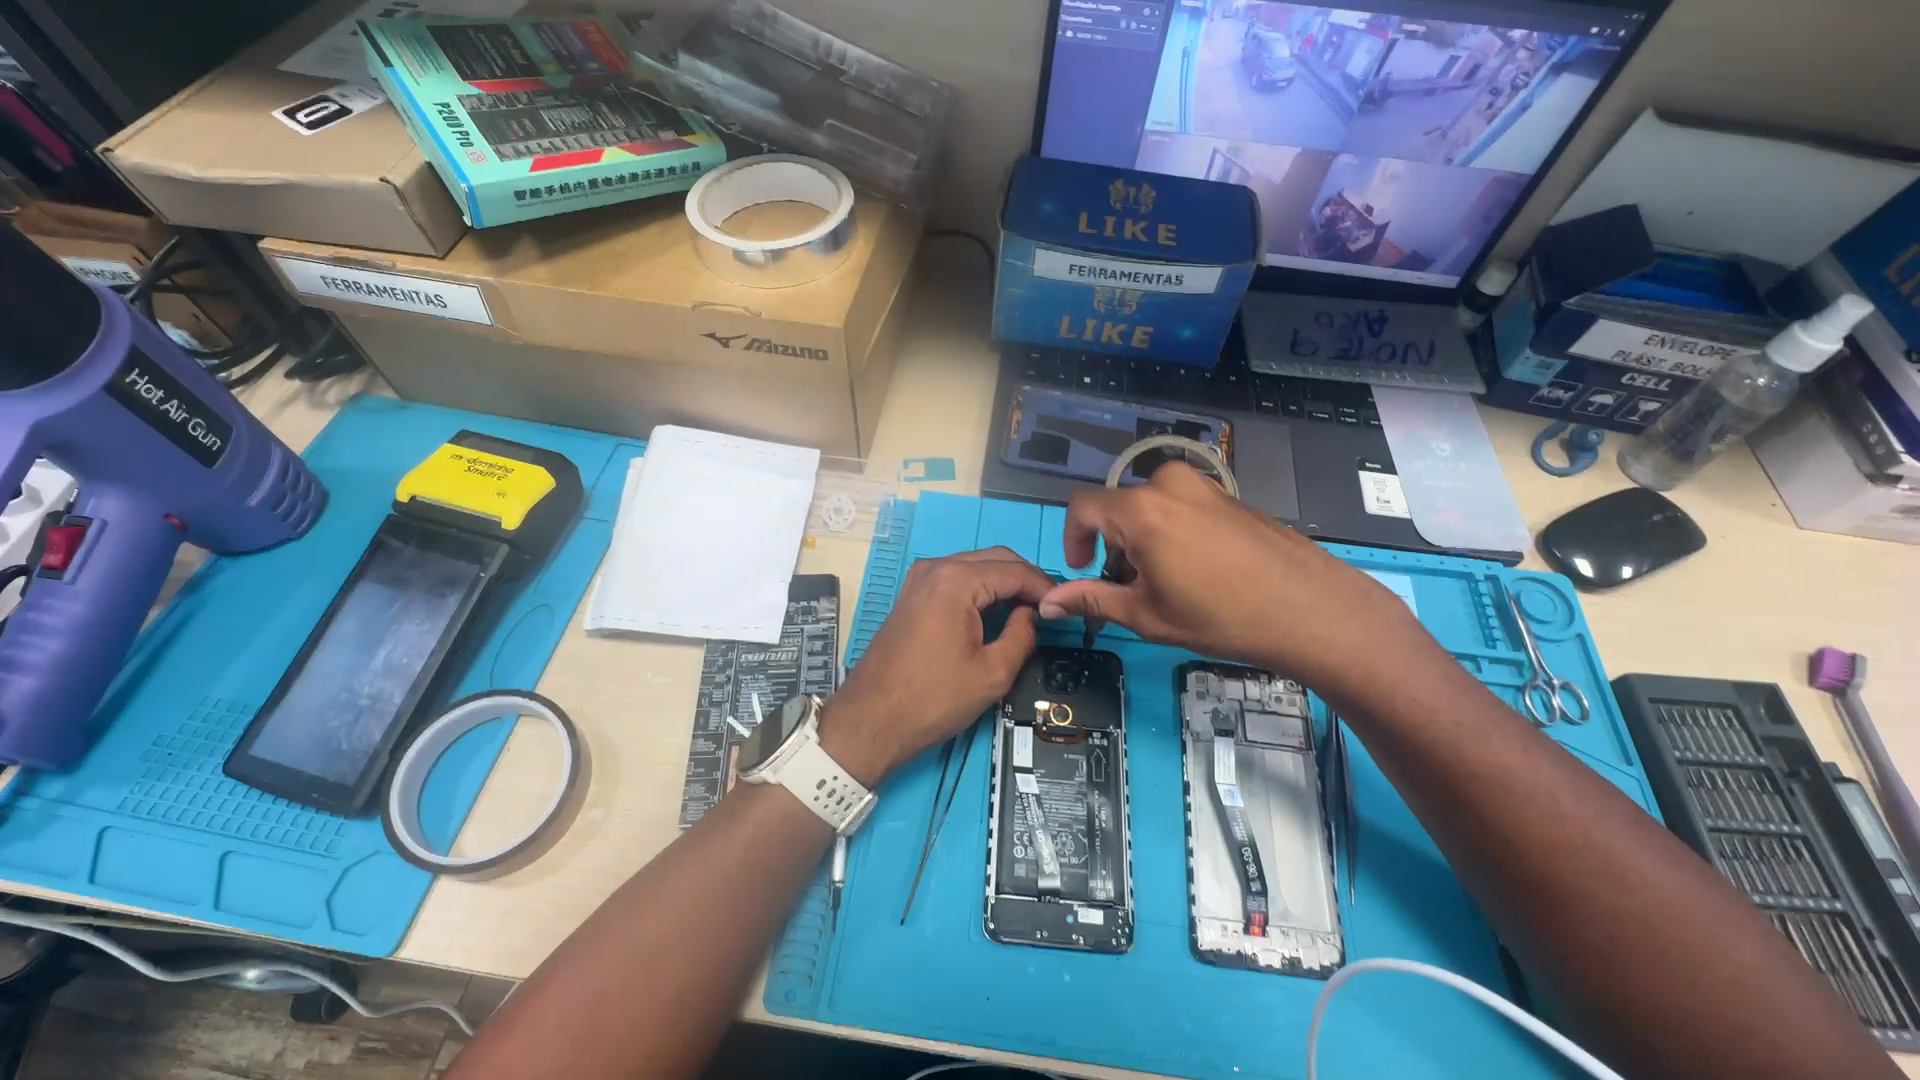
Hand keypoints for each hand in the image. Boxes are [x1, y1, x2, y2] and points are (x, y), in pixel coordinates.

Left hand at [820, 548, 1050, 784]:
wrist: (871, 720)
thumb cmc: (933, 699)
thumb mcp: (993, 672)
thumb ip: (1022, 635)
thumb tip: (1032, 614)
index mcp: (956, 580)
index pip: (1015, 570)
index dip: (1045, 587)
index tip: (1066, 606)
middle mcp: (935, 568)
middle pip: (995, 559)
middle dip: (1026, 580)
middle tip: (1051, 607)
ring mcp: (919, 580)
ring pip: (975, 566)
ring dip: (1003, 583)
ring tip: (1029, 612)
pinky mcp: (911, 596)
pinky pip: (955, 580)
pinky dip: (980, 590)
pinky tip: (996, 614)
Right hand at [1036, 463, 1435, 698]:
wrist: (1310, 609)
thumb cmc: (1221, 617)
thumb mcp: (1147, 615)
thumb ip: (1092, 600)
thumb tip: (1048, 602)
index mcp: (1141, 510)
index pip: (1082, 507)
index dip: (1072, 539)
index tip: (1083, 570)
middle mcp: (1168, 485)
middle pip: (1118, 508)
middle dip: (1113, 546)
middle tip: (1129, 588)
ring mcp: (1204, 486)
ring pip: (1151, 507)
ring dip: (1143, 541)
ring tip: (1166, 586)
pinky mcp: (1230, 496)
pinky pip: (1182, 506)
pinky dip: (1173, 534)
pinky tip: (1199, 573)